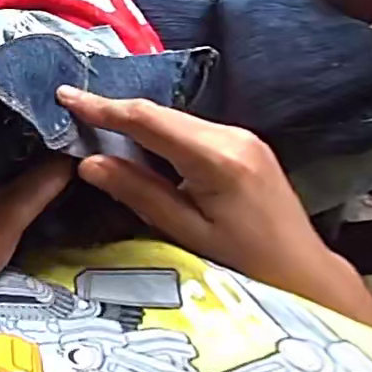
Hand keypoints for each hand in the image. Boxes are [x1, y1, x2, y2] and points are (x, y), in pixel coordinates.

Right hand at [56, 86, 333, 283]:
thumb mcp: (187, 235)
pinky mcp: (242, 145)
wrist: (306, 276)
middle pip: (160, 114)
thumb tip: (89, 162)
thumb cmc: (248, 266)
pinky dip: (156, 132)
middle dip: (114, 109)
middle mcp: (232, 136)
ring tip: (92, 121)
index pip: (148, 120)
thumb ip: (139, 194)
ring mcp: (241, 137)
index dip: (103, 107)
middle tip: (70, 107)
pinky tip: (134, 140)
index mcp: (219, 159)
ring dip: (134, 120)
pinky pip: (188, 130)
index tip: (65, 95)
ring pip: (173, 119)